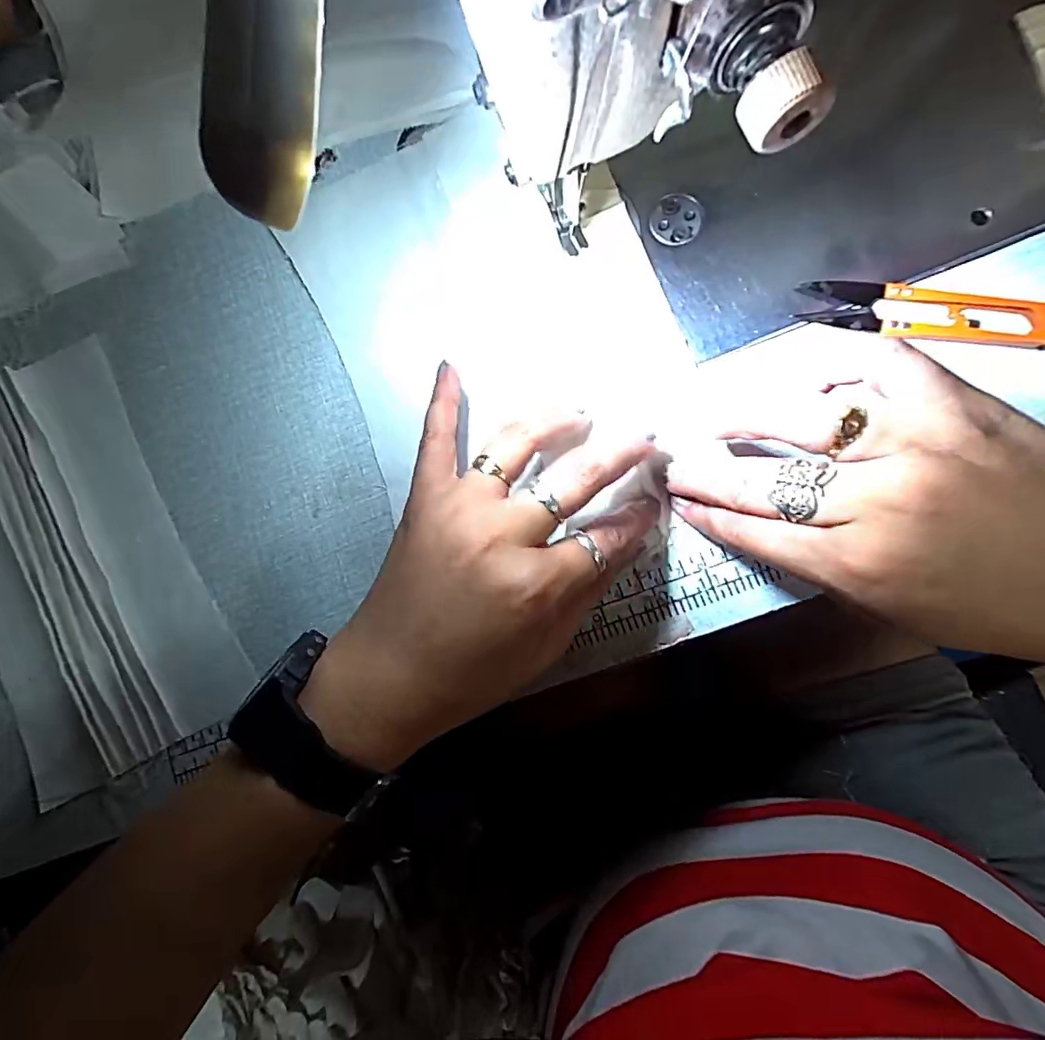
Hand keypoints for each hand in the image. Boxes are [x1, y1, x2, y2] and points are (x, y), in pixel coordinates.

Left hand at [301, 364, 658, 770]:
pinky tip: (450, 367)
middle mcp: (500, 534)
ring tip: (579, 413)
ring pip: (514, 444)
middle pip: (574, 480)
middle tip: (644, 439)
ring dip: (554, 421)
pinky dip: (442, 403)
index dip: (637, 518)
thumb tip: (626, 539)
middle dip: (620, 456)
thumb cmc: (475, 673)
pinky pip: (436, 441)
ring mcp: (458, 508)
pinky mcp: (424, 499)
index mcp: (536, 583)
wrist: (389, 678)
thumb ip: (589, 588)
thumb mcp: (548, 645)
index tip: (655, 501)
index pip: (606, 536)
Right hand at [667, 336, 1044, 696]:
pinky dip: (831, 362)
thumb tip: (783, 526)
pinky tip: (804, 369)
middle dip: (709, 467)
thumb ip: (838, 566)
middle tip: (676, 455)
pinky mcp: (953, 400)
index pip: (758, 530)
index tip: (682, 499)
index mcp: (862, 568)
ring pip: (802, 416)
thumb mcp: (907, 611)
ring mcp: (914, 441)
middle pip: (764, 477)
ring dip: (747, 413)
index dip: (711, 513)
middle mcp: (876, 502)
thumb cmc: (1013, 613)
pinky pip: (872, 364)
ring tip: (715, 409)